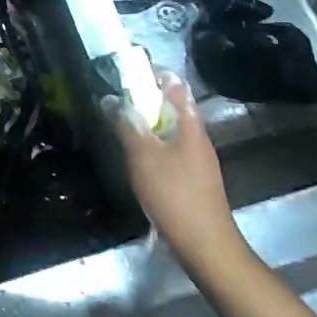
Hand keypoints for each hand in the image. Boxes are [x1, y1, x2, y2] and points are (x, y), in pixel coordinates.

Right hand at [106, 70, 236, 255]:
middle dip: (147, 99)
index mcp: (191, 127)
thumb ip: (128, 125)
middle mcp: (198, 139)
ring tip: (122, 123)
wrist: (205, 245)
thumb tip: (112, 99)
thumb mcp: (143, 156)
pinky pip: (171, 150)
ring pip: (172, 130)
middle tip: (118, 98)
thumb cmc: (174, 194)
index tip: (130, 71)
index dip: (155, 75)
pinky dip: (154, 144)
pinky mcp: (193, 179)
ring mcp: (198, 161)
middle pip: (174, 108)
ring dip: (149, 123)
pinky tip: (137, 156)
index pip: (177, 87)